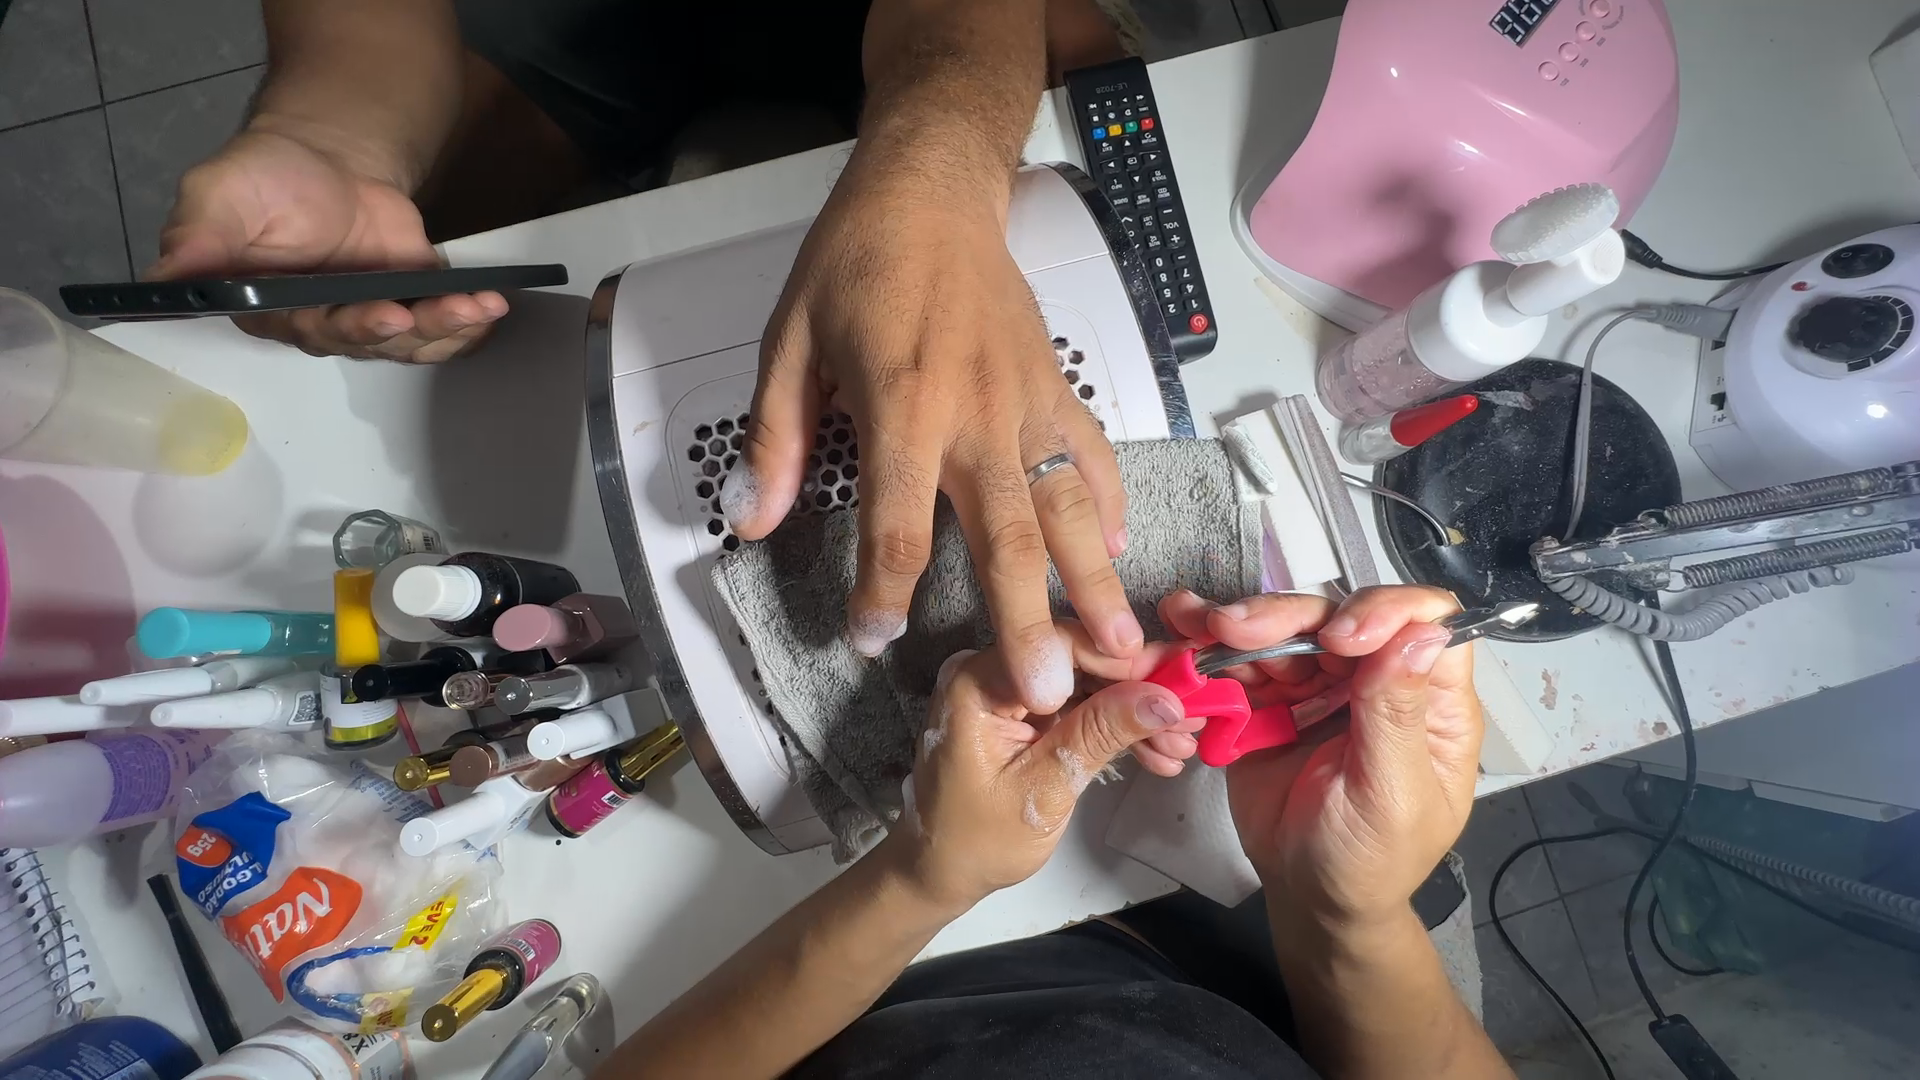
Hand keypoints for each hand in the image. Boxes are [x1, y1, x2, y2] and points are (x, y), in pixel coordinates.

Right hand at [149, 127, 506, 362]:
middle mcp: (322, 324)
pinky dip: (470, 327)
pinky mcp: (415, 312)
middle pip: (370, 343)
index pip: (305, 331)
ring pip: (414, 344)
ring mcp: (375, 322)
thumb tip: (165, 284)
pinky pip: (445, 335)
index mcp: (268, 304)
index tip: (382, 316)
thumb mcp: (223, 194)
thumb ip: (200, 238)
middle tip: (438, 310)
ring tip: (480, 306)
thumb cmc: (271, 176)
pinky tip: (489, 311)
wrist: (336, 164)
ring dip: (450, 329)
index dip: (346, 329)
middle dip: (407, 329)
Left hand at [724, 163, 1137, 713]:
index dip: (883, 593)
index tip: (873, 641)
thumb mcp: (790, 341)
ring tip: (1118, 644)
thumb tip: (753, 520)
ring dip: (1094, 580)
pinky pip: (1091, 453)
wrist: (932, 195)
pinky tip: (1123, 548)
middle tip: (1043, 695)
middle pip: (1005, 537)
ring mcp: (1028, 406)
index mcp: (903, 409)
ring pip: (1066, 507)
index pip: (896, 527)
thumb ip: (777, 438)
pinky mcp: (1056, 388)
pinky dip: (1110, 502)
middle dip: (1023, 620)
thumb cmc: (857, 264)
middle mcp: (976, 419)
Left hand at [882, 626, 1201, 909]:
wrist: (941, 869)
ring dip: (1133, 714)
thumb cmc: (980, 839)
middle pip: (1076, 661)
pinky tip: (1156, 751)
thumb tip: (1164, 698)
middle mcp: (990, 670)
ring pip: (1084, 685)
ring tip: (1181, 743)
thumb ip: (1099, 735)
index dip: (1122, 660)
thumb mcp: (1045, 788)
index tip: (1176, 679)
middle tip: (1191, 715)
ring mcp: (1007, 690)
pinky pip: (1075, 706)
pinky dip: (1112, 728)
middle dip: (1137, 691)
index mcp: (979, 680)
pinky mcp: (1022, 710)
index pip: (1058, 645)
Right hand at [1159, 587, 1481, 928]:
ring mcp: (1316, 684)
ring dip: (1239, 623)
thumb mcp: (1391, 796)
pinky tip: (1188, 645)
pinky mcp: (1267, 696)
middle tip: (1231, 630)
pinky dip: (1213, 646)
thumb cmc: (1367, 858)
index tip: (1334, 640)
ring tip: (1198, 630)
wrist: (1302, 889)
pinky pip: (1243, 657)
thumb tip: (1420, 633)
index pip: (1422, 620)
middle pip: (1334, 615)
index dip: (1381, 611)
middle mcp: (1370, 677)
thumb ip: (1397, 715)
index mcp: (1426, 699)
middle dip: (1283, 616)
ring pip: (1283, 628)